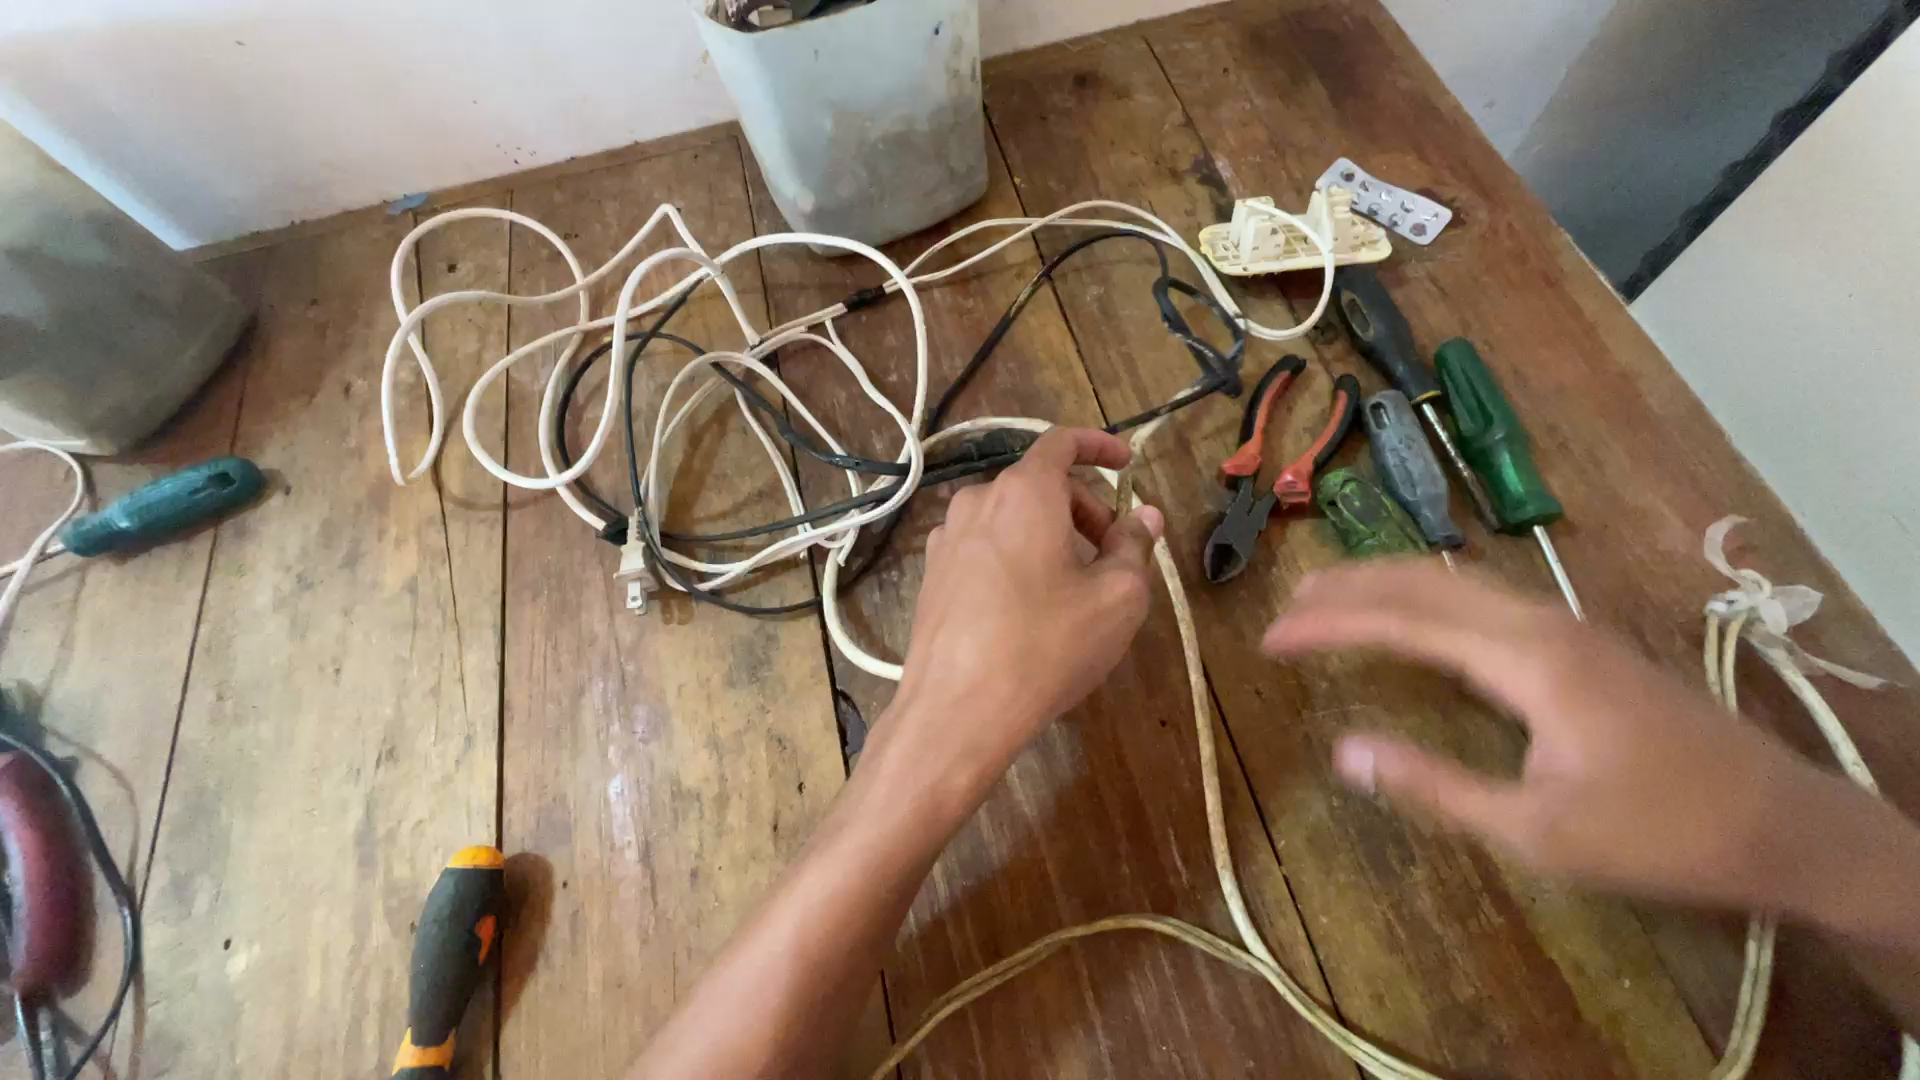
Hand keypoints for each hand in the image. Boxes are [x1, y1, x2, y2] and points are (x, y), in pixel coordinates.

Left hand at [881, 427, 1162, 797]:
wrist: (957, 710)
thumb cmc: (1046, 646)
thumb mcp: (1116, 598)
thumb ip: (1135, 546)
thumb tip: (1145, 516)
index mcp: (1023, 493)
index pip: (1062, 442)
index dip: (1100, 446)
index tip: (1127, 464)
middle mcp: (977, 502)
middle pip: (1040, 487)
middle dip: (1085, 511)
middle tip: (1114, 558)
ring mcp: (946, 539)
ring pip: (1011, 520)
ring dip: (1050, 538)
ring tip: (1073, 590)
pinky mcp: (932, 576)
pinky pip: (985, 549)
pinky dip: (1017, 559)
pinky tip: (1029, 609)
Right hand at [1260, 560, 1866, 915]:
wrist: (1795, 829)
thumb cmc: (1662, 834)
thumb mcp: (1537, 830)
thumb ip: (1434, 785)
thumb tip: (1342, 750)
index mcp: (1527, 658)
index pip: (1401, 619)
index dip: (1329, 624)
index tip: (1272, 637)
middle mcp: (1540, 621)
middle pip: (1422, 579)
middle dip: (1346, 585)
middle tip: (1286, 603)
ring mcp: (1563, 623)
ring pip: (1452, 578)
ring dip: (1383, 582)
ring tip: (1327, 596)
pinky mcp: (1575, 638)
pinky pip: (1476, 595)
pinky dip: (1420, 594)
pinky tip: (1406, 612)